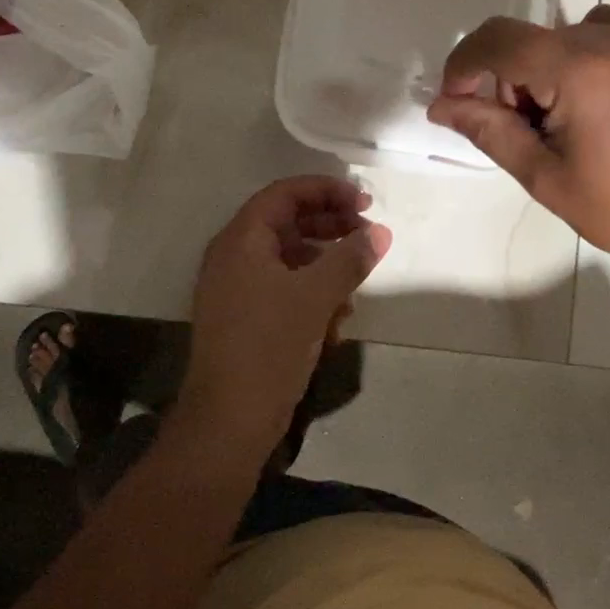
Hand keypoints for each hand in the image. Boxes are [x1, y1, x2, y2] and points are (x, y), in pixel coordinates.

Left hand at [183, 177, 391, 431]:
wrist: (229, 417)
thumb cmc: (268, 346)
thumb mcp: (315, 297)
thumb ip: (349, 259)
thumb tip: (380, 232)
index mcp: (240, 240)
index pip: (284, 194)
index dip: (327, 191)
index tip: (367, 203)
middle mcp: (233, 258)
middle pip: (287, 224)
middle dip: (331, 228)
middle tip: (368, 237)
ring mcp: (236, 291)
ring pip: (288, 261)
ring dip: (325, 267)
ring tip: (355, 287)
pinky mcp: (245, 321)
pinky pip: (282, 292)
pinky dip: (311, 297)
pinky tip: (337, 323)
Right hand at [427, 5, 609, 288]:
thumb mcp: (546, 178)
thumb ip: (489, 131)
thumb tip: (442, 105)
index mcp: (581, 68)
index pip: (499, 40)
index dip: (463, 65)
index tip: (456, 101)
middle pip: (534, 39)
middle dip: (509, 80)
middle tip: (523, 134)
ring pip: (570, 35)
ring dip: (549, 70)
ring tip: (568, 125)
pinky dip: (589, 61)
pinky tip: (604, 108)